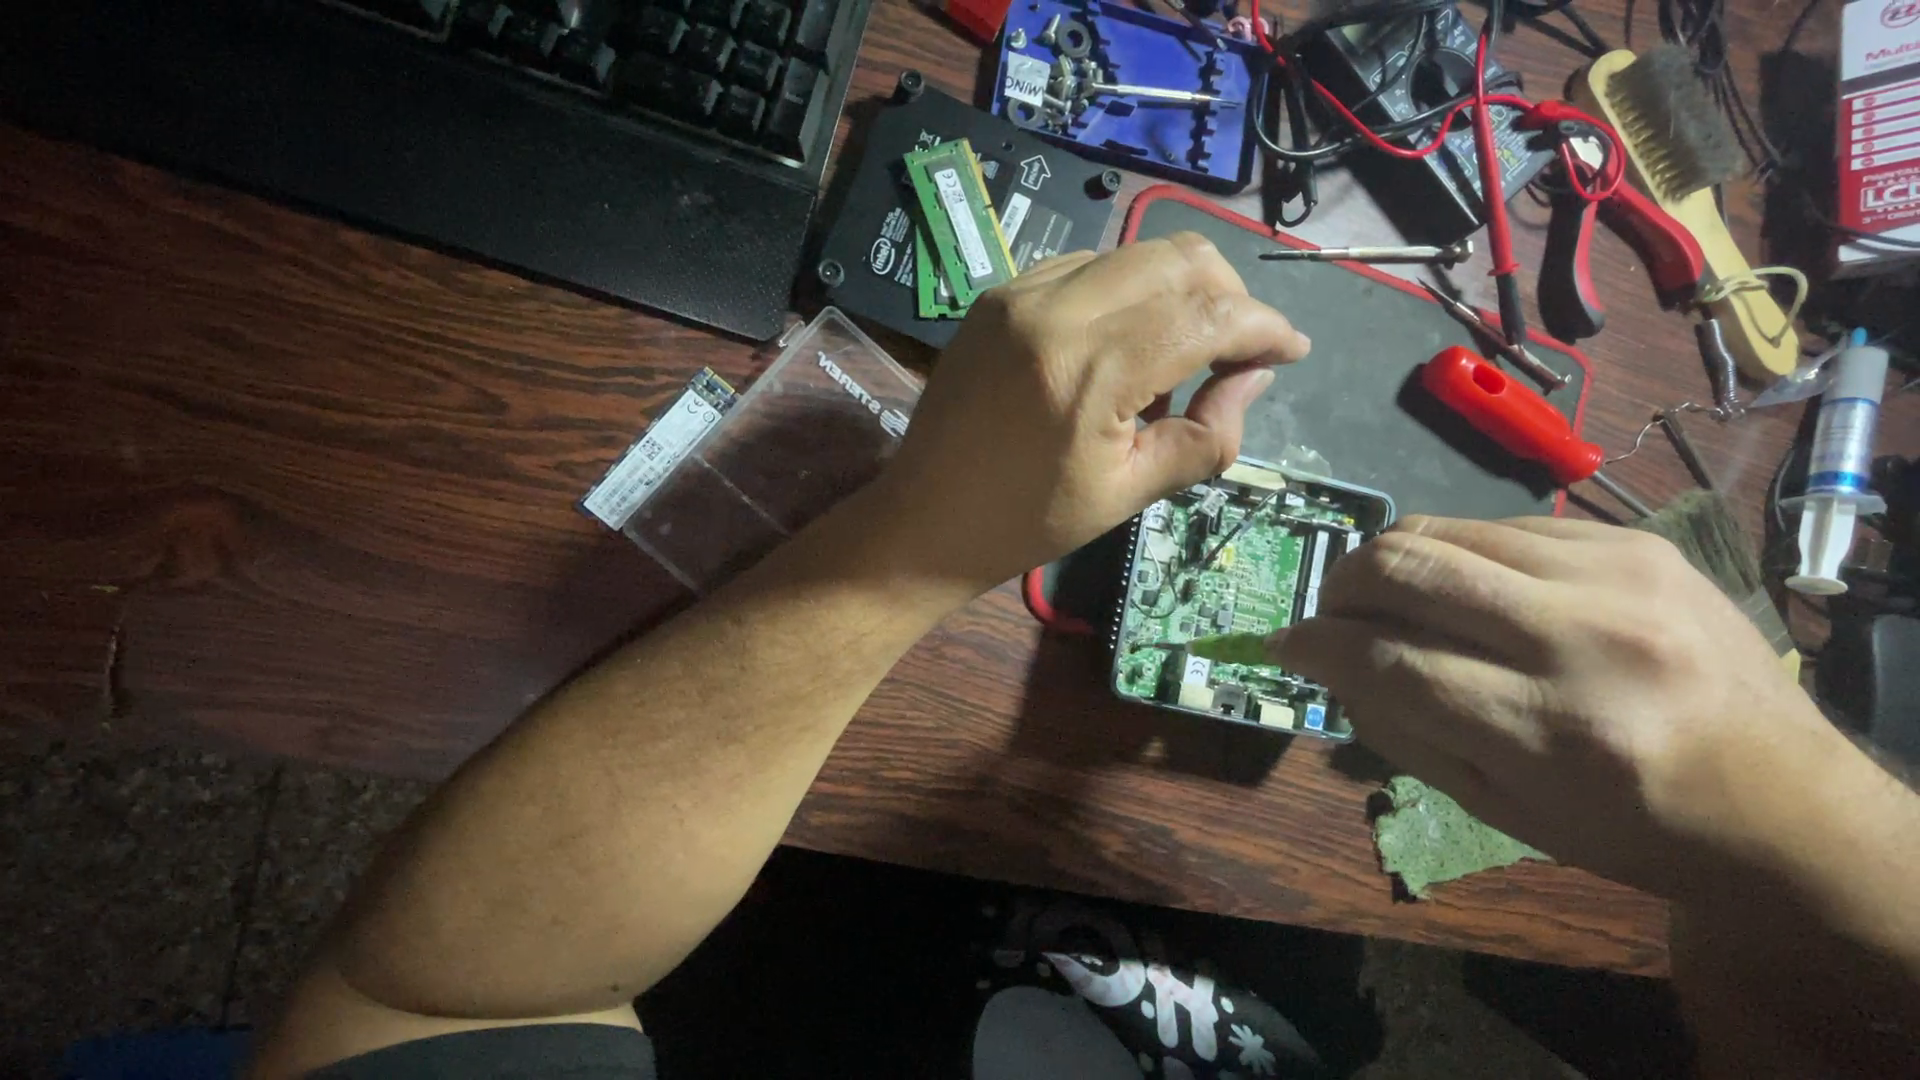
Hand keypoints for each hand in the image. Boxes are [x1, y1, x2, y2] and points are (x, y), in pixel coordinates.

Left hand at [873, 234, 1310, 591]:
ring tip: (1181, 351)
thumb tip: (1253, 377)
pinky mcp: (997, 294)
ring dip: (1178, 288)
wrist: (925, 518)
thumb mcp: (1128, 493)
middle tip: (1238, 349)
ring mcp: (1018, 293)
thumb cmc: (1026, 521)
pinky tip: (1124, 341)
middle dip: (1227, 294)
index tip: (1290, 351)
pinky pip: (1086, 267)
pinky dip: (1125, 290)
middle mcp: (1055, 310)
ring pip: (1133, 253)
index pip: (1207, 315)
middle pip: (1178, 258)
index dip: (1264, 328)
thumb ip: (1205, 436)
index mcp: (1091, 370)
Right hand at [1273, 515, 1842, 897]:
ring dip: (1387, 562)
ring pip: (1441, 530)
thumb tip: (1330, 662)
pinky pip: (1495, 526)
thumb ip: (1400, 729)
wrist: (1787, 799)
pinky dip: (1454, 554)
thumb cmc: (1629, 826)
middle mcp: (1585, 639)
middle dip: (1340, 587)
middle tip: (1334, 614)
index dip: (1317, 647)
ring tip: (1387, 595)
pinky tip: (1465, 588)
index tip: (1288, 645)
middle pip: (1405, 569)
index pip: (1387, 661)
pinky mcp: (1634, 541)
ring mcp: (1617, 575)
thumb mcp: (1499, 808)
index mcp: (1551, 731)